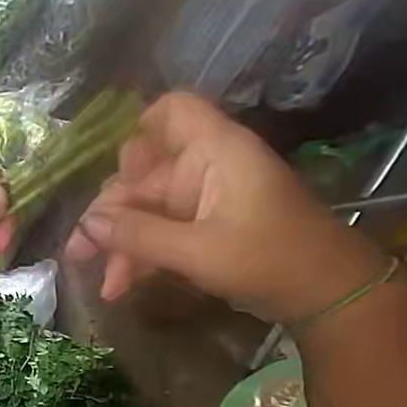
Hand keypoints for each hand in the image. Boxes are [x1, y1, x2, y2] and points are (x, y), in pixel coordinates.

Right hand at [64, 93, 388, 322]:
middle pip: (142, 174)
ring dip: (121, 245)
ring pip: (145, 210)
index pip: (170, 111)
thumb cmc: (271, 260)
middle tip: (81, 254)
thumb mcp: (199, 251)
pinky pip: (160, 233)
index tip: (113, 174)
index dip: (137, 132)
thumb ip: (139, 237)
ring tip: (105, 285)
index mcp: (213, 151)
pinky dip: (140, 257)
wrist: (326, 295)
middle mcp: (204, 166)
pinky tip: (120, 286)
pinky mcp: (203, 228)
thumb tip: (85, 226)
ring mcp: (203, 199)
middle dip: (110, 215)